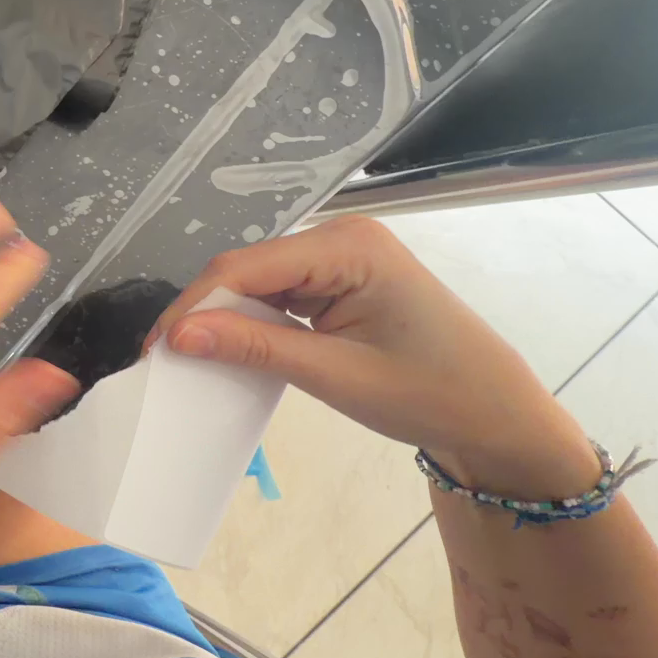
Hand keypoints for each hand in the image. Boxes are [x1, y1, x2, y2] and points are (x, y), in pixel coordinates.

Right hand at [146, 216, 598, 495]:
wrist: (500, 420)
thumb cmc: (432, 395)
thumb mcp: (335, 374)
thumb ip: (252, 347)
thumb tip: (176, 336)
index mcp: (348, 247)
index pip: (244, 268)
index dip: (194, 306)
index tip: (157, 348)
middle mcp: (338, 237)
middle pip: (243, 269)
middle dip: (202, 311)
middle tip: (166, 355)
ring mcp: (336, 256)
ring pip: (251, 280)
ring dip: (220, 316)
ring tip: (188, 352)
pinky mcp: (334, 277)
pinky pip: (272, 292)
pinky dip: (246, 320)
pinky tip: (227, 343)